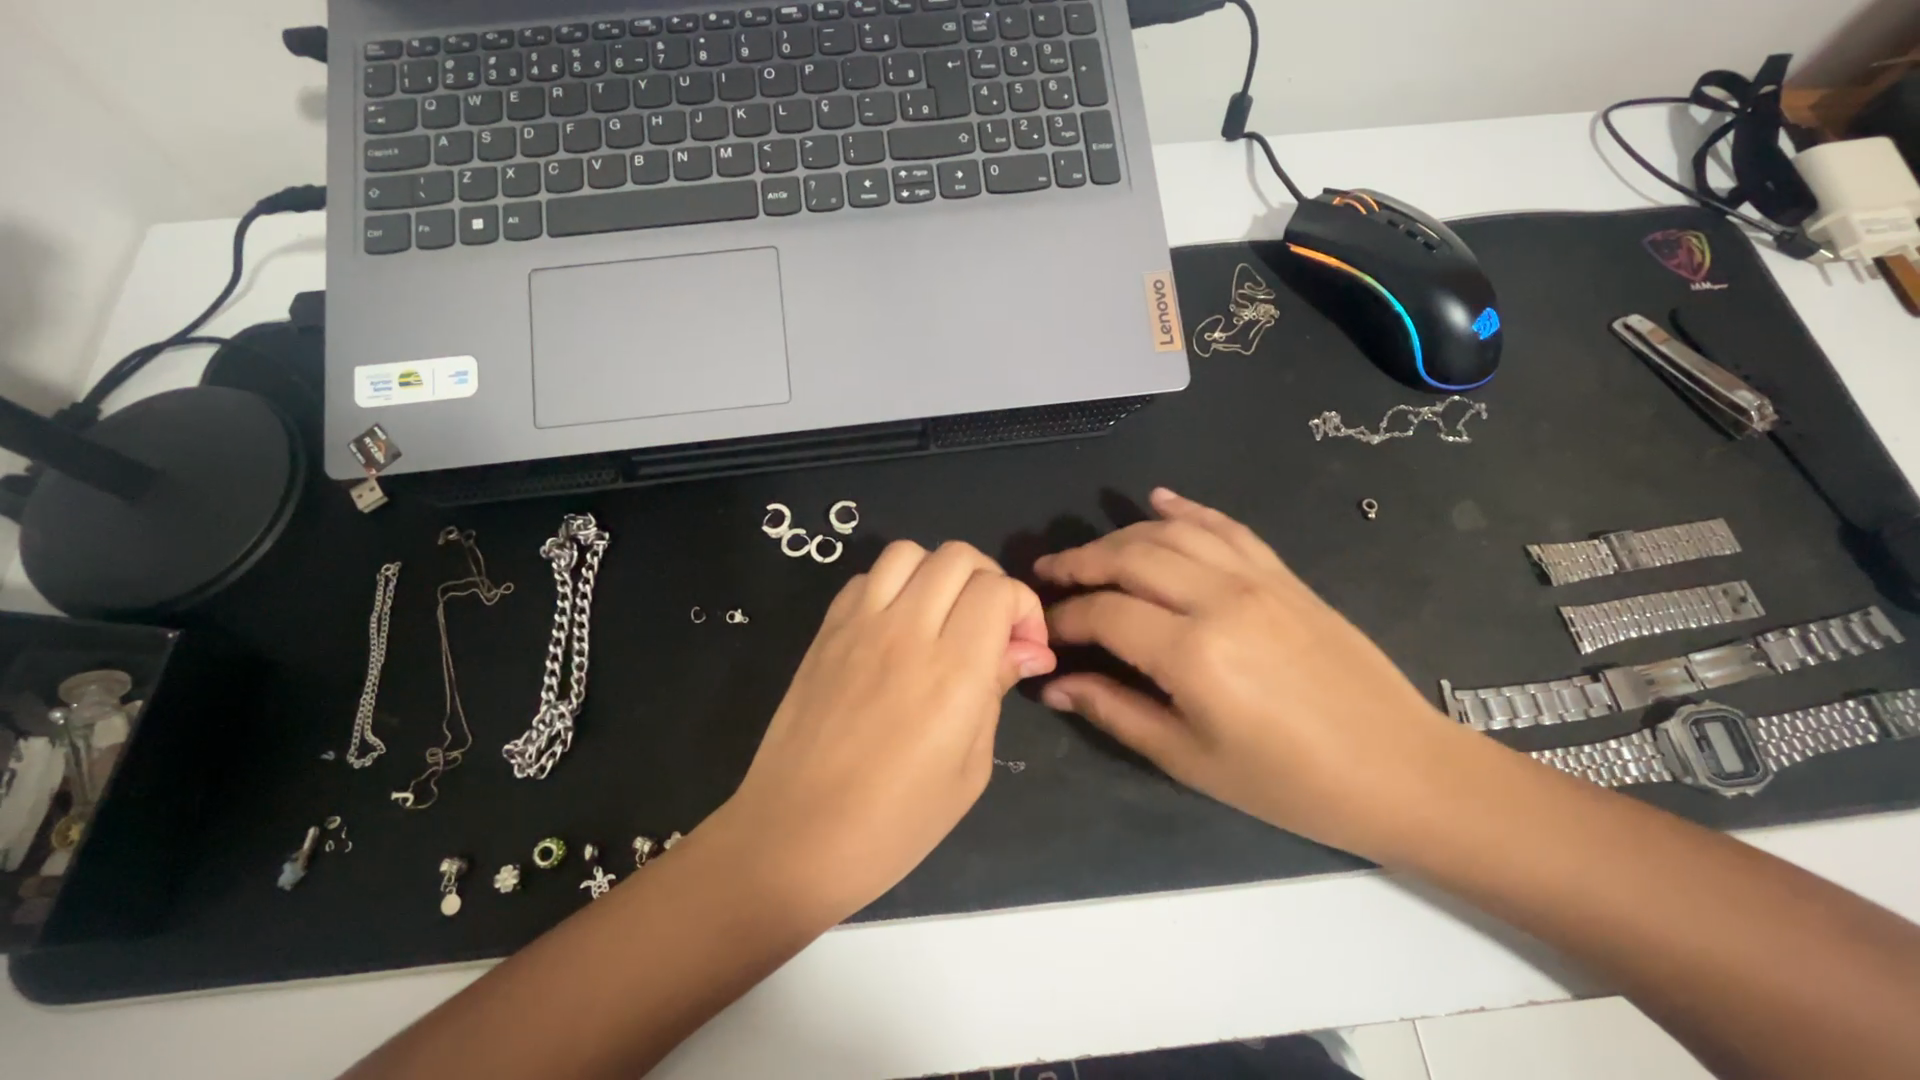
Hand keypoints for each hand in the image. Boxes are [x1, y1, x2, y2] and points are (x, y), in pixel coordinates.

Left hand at [714, 540, 1053, 921]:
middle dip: (989, 582)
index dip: (1024, 609)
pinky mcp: (824, 633)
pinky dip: (891, 587)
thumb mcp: (969, 771)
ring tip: (942, 618)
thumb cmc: (895, 824)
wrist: (795, 838)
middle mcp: (906, 632)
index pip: (998, 590)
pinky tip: (895, 628)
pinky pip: (864, 578)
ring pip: (908, 552)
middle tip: (990, 630)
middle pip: (958, 556)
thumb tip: (1026, 651)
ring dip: (937, 574)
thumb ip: (996, 694)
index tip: (1024, 650)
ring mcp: (858, 626)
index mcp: (953, 671)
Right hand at [1035, 488, 1455, 850]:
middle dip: (1079, 563)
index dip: (1064, 618)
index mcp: (1193, 653)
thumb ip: (1115, 712)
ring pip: (1172, 534)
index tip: (1044, 631)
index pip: (1104, 612)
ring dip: (1121, 535)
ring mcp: (1256, 579)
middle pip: (1130, 557)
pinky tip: (1158, 500)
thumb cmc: (1287, 782)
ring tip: (1090, 553)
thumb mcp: (1190, 759)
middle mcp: (1219, 599)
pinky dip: (1188, 510)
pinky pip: (1226, 527)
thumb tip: (1053, 686)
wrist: (1396, 768)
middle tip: (1047, 575)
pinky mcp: (1284, 575)